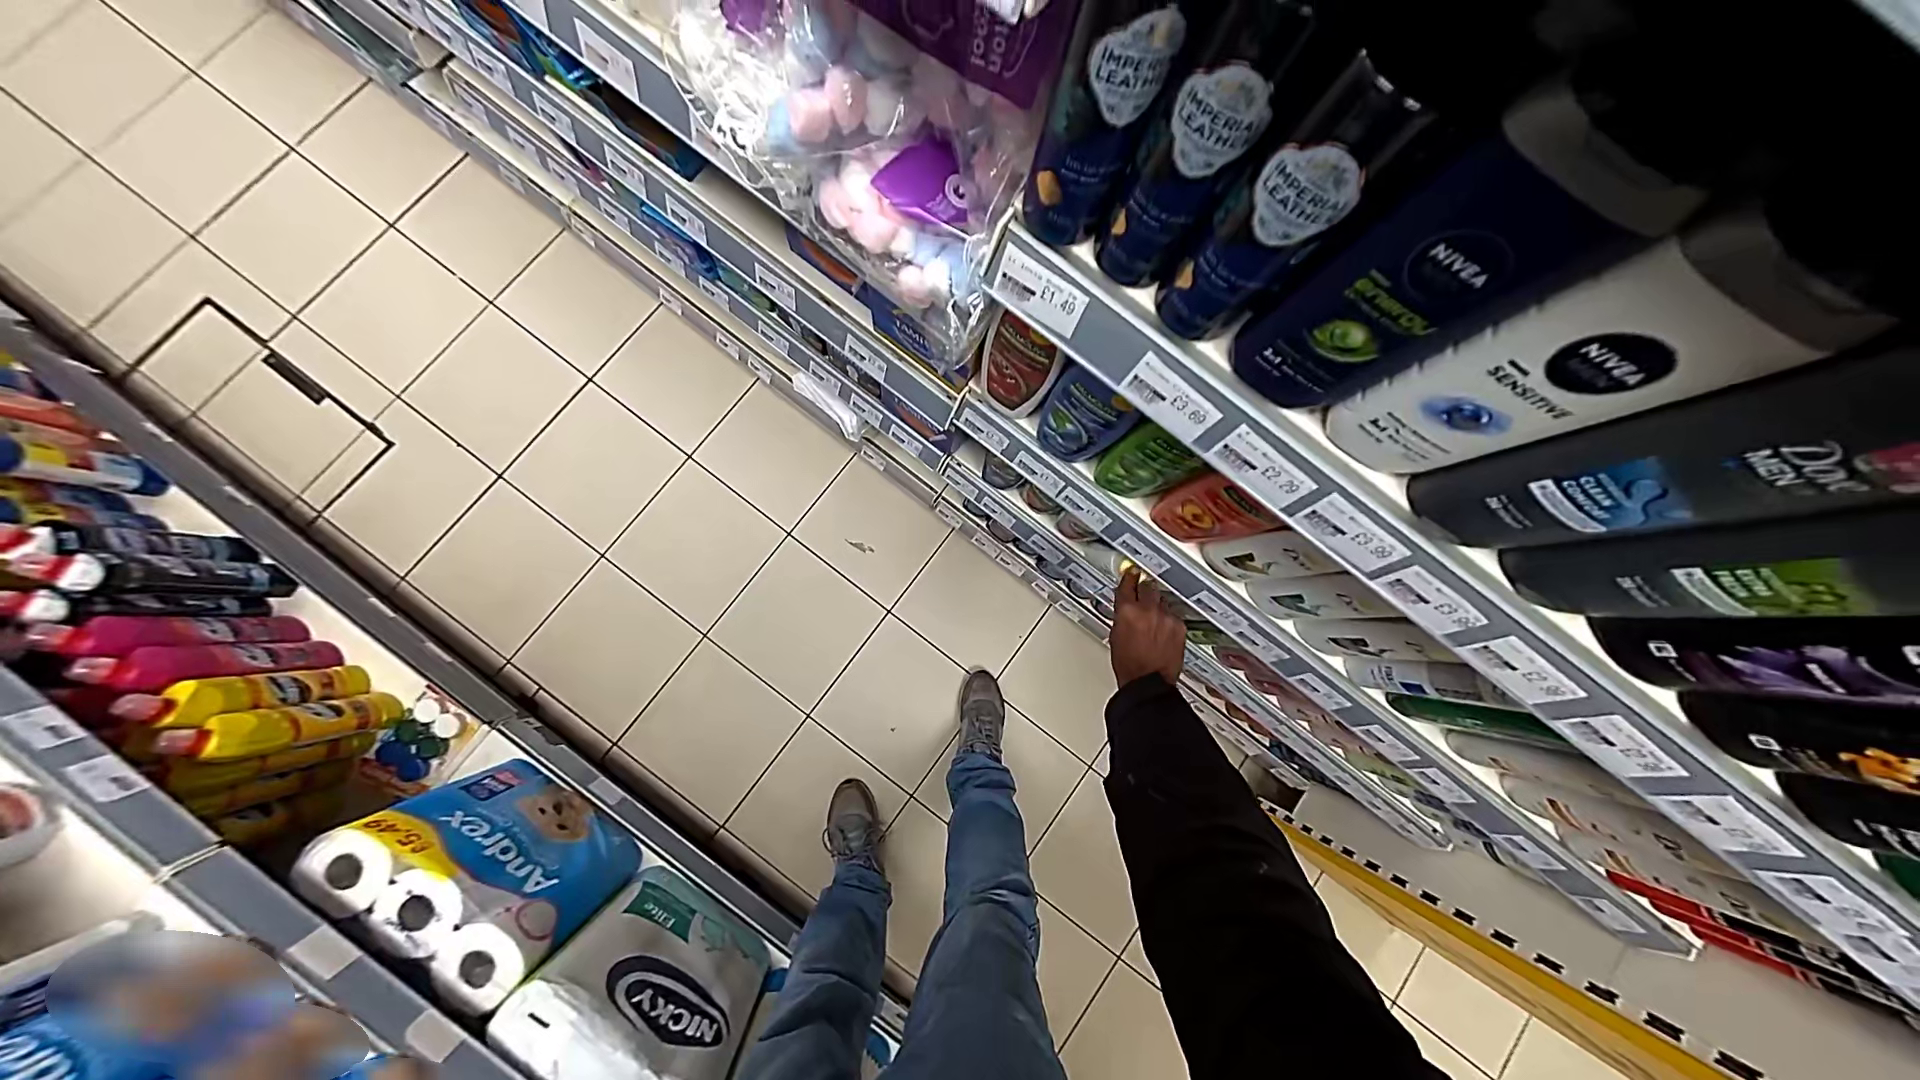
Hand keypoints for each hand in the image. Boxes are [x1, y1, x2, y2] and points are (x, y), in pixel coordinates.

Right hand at [1111, 566, 1184, 688]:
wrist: (1148, 682)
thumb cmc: (1129, 665)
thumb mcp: (1115, 634)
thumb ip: (1122, 615)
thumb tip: (1125, 607)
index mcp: (1127, 611)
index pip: (1128, 584)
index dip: (1129, 577)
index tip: (1131, 572)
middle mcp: (1148, 610)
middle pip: (1147, 586)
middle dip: (1144, 587)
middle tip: (1142, 589)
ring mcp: (1165, 618)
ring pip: (1162, 601)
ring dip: (1156, 605)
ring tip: (1152, 618)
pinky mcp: (1179, 626)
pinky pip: (1173, 615)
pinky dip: (1168, 619)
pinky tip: (1162, 630)